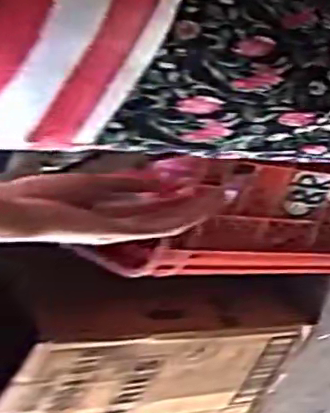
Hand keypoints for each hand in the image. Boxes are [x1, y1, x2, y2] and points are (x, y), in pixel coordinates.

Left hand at [0, 171, 231, 244]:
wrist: (7, 213)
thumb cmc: (28, 199)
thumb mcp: (84, 184)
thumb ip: (121, 184)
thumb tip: (156, 181)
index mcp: (105, 214)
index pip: (152, 205)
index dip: (179, 195)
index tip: (200, 185)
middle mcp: (118, 225)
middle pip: (168, 214)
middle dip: (198, 202)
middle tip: (224, 191)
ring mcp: (121, 230)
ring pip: (174, 220)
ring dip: (202, 208)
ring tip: (225, 195)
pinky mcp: (123, 232)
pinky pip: (166, 224)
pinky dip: (191, 213)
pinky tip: (206, 203)